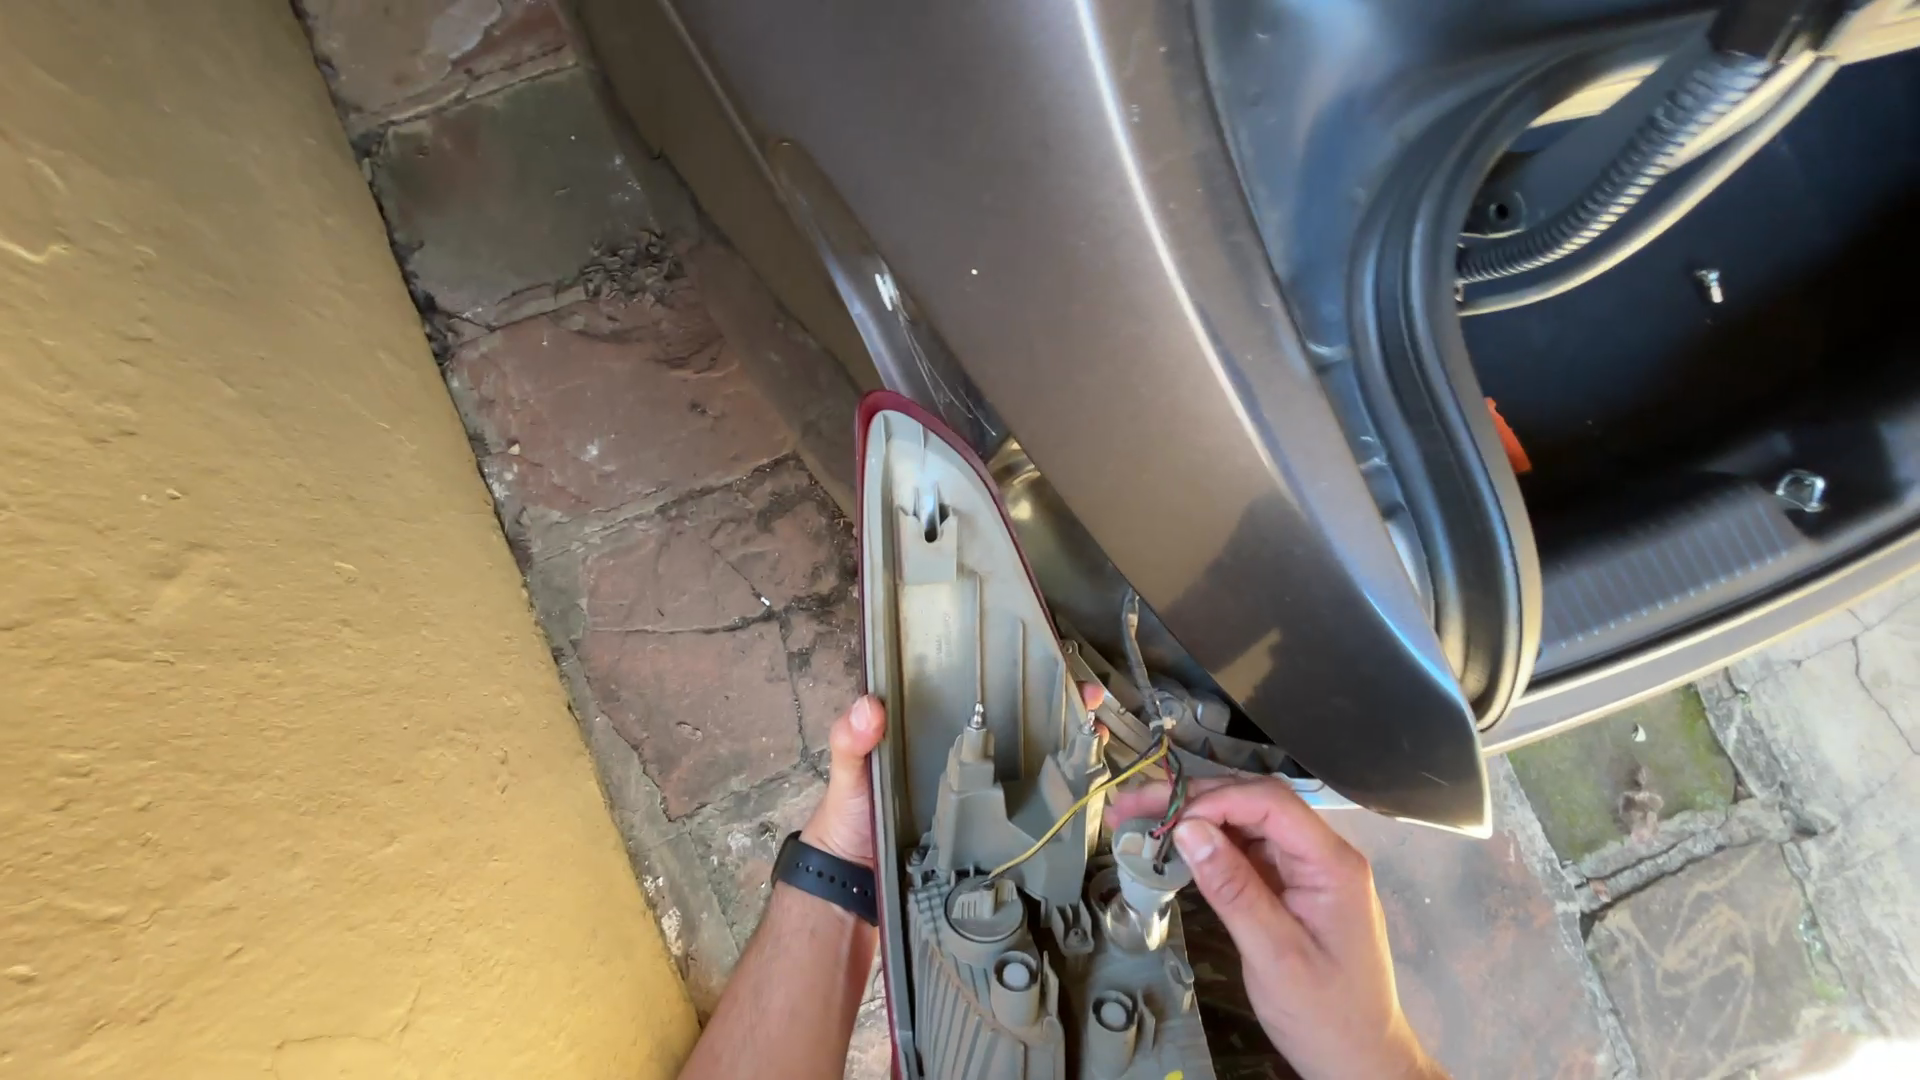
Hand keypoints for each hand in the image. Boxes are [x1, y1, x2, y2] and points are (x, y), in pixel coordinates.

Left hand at [798, 682, 1101, 869]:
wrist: (857, 885)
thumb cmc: (851, 818)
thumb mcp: (848, 774)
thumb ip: (851, 741)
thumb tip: (870, 707)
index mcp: (935, 732)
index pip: (979, 691)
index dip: (1014, 674)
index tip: (1049, 658)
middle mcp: (964, 755)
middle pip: (1017, 720)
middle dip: (1057, 703)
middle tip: (1089, 695)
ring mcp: (981, 791)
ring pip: (1031, 758)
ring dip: (1066, 741)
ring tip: (1098, 731)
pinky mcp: (991, 827)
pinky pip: (1027, 804)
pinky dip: (1057, 792)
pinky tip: (1085, 784)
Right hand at [1113, 775, 1444, 1079]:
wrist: (1360, 1065)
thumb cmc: (1326, 1016)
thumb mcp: (1275, 956)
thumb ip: (1233, 888)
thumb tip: (1187, 829)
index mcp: (1331, 862)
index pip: (1269, 803)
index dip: (1215, 800)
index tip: (1169, 822)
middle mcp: (1318, 852)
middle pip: (1250, 801)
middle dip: (1189, 799)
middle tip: (1131, 806)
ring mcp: (1300, 866)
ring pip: (1240, 818)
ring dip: (1189, 815)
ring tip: (1136, 817)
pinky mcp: (1285, 881)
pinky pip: (1240, 846)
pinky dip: (1202, 841)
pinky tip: (1169, 844)